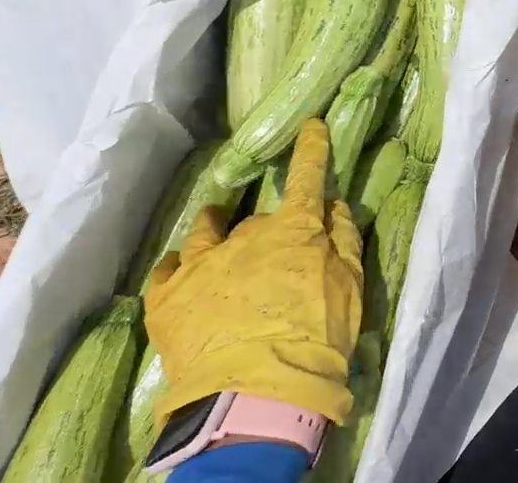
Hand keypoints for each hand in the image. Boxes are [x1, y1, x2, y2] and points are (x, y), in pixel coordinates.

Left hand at [146, 119, 364, 423]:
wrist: (258, 390)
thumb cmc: (319, 333)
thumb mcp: (350, 283)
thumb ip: (344, 240)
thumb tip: (334, 207)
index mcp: (296, 229)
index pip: (308, 178)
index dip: (312, 151)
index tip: (312, 127)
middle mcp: (247, 235)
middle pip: (259, 219)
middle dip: (270, 227)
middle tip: (278, 250)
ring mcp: (202, 265)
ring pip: (207, 231)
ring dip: (215, 226)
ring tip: (215, 226)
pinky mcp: (167, 298)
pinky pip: (167, 267)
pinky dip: (177, 262)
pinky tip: (181, 265)